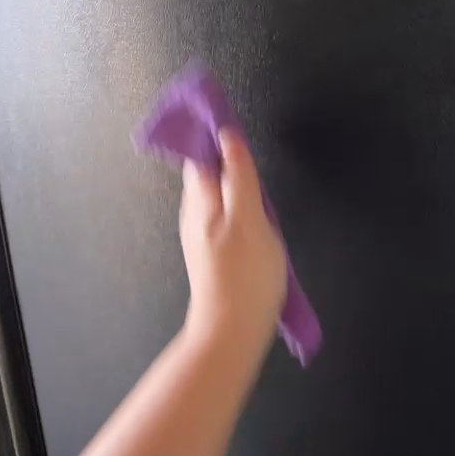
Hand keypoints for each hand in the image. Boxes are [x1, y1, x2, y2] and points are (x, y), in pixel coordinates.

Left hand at [180, 131, 286, 358]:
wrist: (232, 330)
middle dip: (228, 162)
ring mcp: (201, 235)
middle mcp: (194, 214)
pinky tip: (257, 222)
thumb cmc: (245, 275)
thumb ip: (239, 176)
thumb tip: (227, 137)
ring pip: (216, 196)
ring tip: (260, 195)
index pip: (200, 154)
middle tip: (254, 164)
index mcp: (200, 200)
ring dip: (235, 186)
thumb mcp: (250, 218)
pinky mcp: (213, 252)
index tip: (233, 125)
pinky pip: (223, 216)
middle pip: (207, 174)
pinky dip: (238, 208)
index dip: (215, 137)